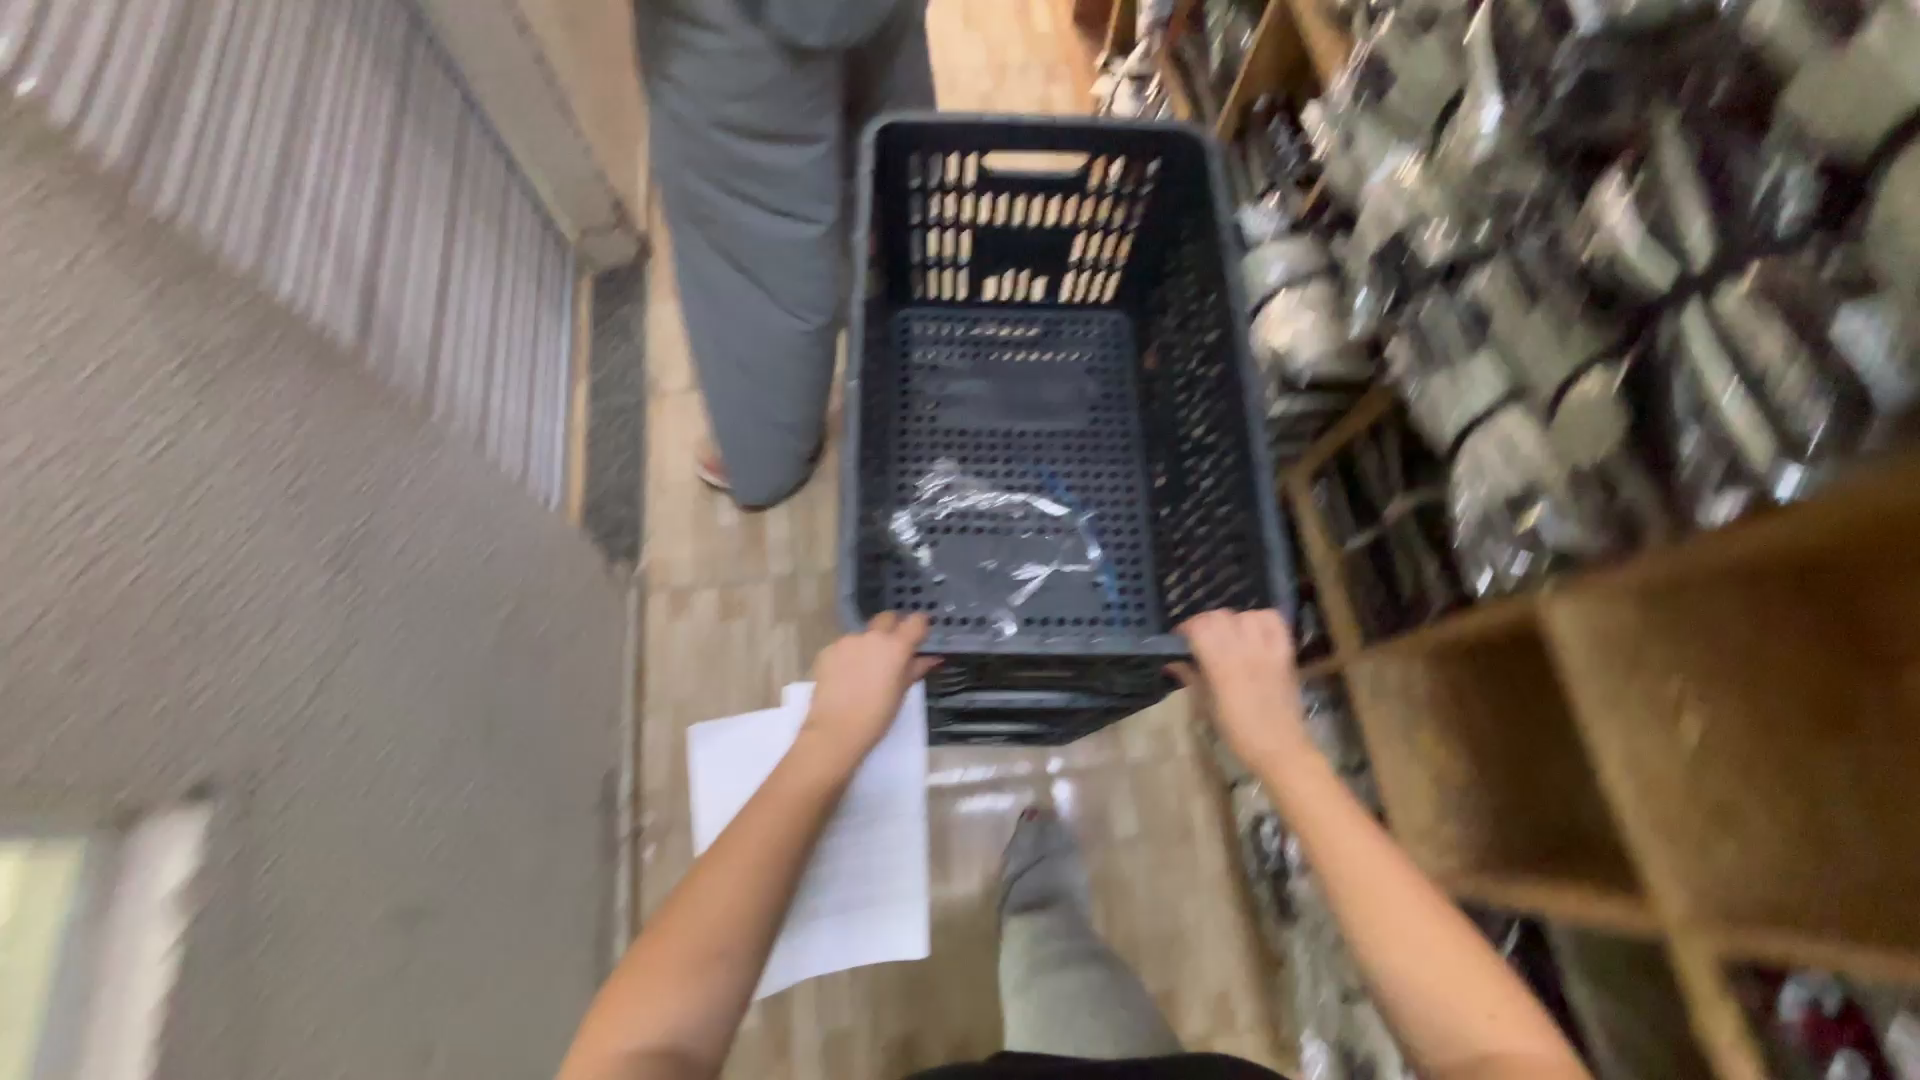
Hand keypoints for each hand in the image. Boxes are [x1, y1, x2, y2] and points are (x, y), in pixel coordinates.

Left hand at [798, 613, 939, 771]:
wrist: (836, 730)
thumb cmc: (877, 715)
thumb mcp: (902, 692)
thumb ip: (916, 669)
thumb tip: (932, 658)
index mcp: (896, 646)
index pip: (915, 621)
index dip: (920, 626)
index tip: (919, 637)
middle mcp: (872, 637)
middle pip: (887, 618)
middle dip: (893, 627)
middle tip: (893, 649)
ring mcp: (847, 641)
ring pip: (863, 634)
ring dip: (868, 644)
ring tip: (865, 670)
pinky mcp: (827, 650)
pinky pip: (844, 646)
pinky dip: (849, 655)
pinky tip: (846, 676)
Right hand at [1170, 609, 1306, 768]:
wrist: (1280, 748)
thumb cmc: (1237, 732)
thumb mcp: (1206, 705)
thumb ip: (1190, 676)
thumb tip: (1171, 662)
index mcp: (1221, 666)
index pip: (1199, 628)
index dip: (1185, 628)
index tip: (1178, 639)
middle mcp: (1244, 652)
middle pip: (1219, 616)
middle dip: (1204, 622)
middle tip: (1199, 637)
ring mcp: (1268, 650)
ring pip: (1245, 615)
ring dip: (1231, 621)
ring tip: (1227, 634)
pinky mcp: (1285, 653)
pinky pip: (1274, 622)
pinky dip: (1261, 619)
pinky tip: (1253, 631)